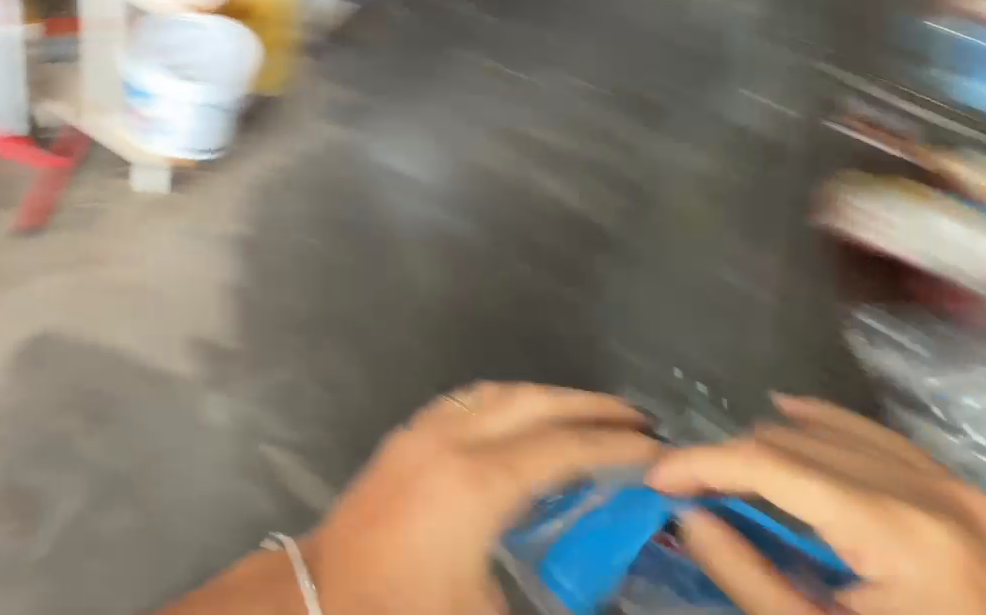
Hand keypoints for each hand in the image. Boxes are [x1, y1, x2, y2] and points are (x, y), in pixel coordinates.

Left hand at [308, 382, 662, 614]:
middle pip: (529, 403)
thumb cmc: (406, 607)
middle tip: (639, 418)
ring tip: (591, 414)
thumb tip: (598, 587)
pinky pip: (466, 401)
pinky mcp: (403, 437)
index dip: (617, 445)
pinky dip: (506, 402)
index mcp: (478, 482)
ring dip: (545, 397)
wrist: (323, 592)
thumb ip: (555, 592)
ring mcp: (420, 432)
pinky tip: (524, 422)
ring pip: (494, 393)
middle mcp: (449, 440)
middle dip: (587, 405)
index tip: (662, 449)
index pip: (563, 448)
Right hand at [649, 394, 985, 614]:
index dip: (698, 464)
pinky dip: (832, 430)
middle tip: (689, 491)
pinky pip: (891, 444)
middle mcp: (939, 495)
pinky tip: (792, 416)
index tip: (652, 479)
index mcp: (902, 533)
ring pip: (836, 433)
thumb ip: (747, 576)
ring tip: (732, 475)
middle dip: (732, 461)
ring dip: (773, 447)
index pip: (767, 464)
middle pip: (795, 442)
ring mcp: (972, 495)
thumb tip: (683, 515)